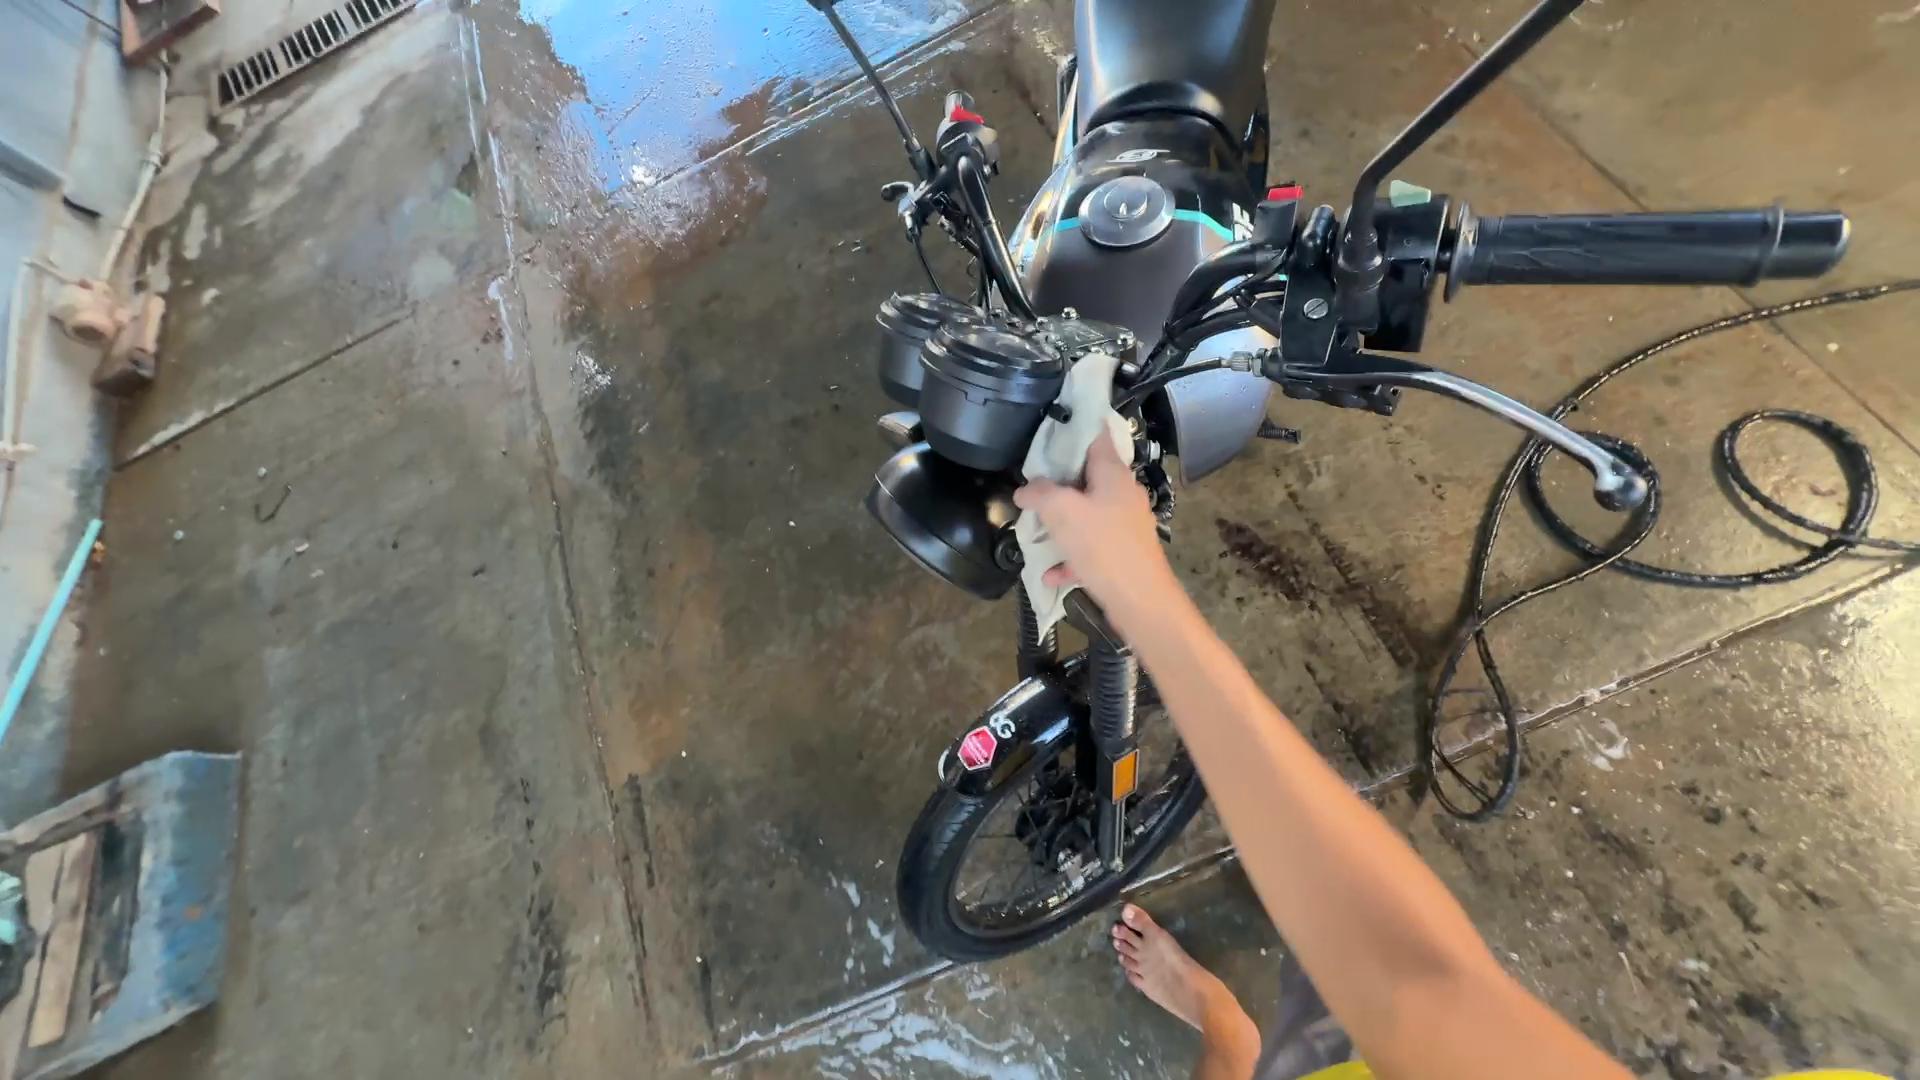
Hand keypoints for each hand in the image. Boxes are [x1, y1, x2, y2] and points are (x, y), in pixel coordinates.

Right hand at [1013, 435, 1179, 622]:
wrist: (1140, 601)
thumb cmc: (1104, 547)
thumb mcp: (1062, 512)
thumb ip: (1039, 494)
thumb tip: (1024, 489)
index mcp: (1113, 474)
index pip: (1096, 437)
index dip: (1074, 429)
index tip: (1049, 430)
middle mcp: (1123, 495)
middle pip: (1088, 477)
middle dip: (1059, 482)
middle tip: (1031, 484)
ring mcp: (1125, 526)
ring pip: (1087, 514)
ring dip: (1062, 522)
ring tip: (1036, 528)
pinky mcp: (1123, 555)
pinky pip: (1090, 549)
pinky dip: (1071, 557)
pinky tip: (1051, 572)